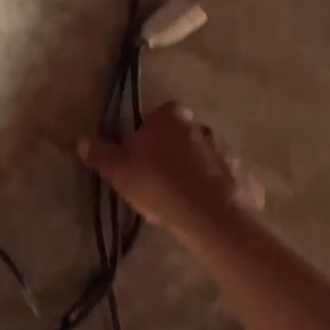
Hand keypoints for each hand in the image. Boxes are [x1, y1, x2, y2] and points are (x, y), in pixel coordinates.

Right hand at [77, 103, 263, 240]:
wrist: (209, 217)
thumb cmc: (158, 183)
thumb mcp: (117, 170)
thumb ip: (100, 153)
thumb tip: (81, 139)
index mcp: (171, 119)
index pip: (163, 112)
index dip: (153, 128)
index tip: (145, 147)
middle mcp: (203, 129)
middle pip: (188, 133)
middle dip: (178, 147)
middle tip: (162, 172)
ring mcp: (229, 154)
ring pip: (210, 157)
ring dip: (200, 169)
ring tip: (184, 194)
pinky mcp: (247, 181)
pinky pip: (231, 183)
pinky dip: (223, 191)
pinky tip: (209, 209)